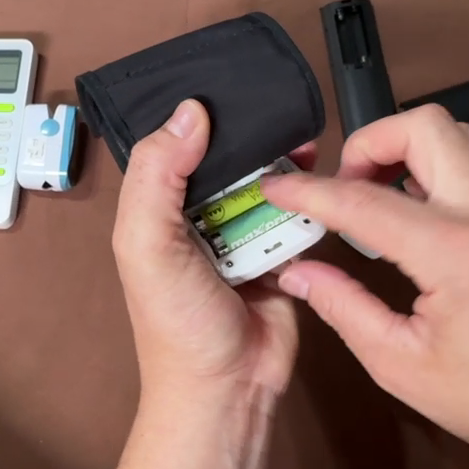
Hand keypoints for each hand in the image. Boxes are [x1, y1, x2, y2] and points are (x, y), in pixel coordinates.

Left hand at [112, 100, 300, 408]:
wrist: (228, 387)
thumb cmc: (176, 324)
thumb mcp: (147, 245)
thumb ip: (157, 178)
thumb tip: (188, 113)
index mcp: (158, 209)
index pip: (174, 146)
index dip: (194, 115)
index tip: (225, 80)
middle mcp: (199, 215)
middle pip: (225, 159)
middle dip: (249, 133)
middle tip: (276, 103)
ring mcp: (241, 233)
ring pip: (264, 181)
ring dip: (282, 161)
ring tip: (303, 135)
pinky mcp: (279, 251)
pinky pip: (294, 213)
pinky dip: (306, 197)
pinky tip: (320, 174)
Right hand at [260, 106, 468, 462]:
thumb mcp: (399, 364)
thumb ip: (342, 306)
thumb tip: (295, 271)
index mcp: (456, 254)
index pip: (365, 200)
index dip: (309, 191)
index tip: (275, 187)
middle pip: (424, 126)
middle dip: (369, 142)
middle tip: (344, 189)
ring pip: (455, 134)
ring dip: (405, 148)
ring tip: (376, 196)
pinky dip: (433, 166)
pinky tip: (413, 213)